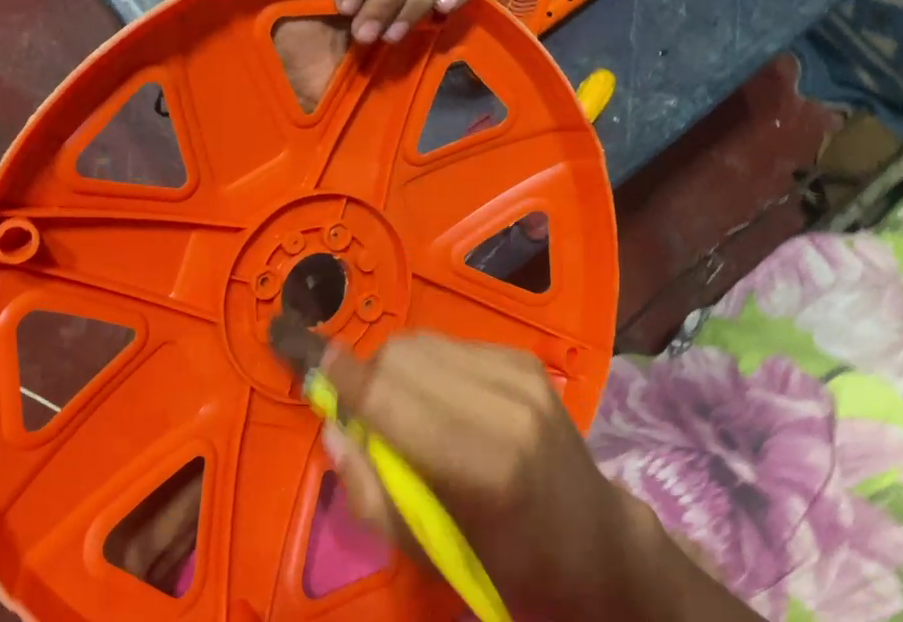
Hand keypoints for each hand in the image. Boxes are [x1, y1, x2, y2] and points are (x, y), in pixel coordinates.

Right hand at [321, 335, 758, 621]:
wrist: (595, 536)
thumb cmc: (512, 560)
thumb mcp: (436, 553)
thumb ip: (375, 496)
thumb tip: (332, 432)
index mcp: (484, 463)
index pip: (392, 399)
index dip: (343, 376)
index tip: (307, 360)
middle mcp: (505, 404)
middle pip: (401, 356)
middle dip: (368, 377)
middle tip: (365, 417)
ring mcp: (521, 374)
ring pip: (421, 341)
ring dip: (396, 368)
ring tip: (404, 410)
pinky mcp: (525, 359)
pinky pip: (449, 343)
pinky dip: (428, 365)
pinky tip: (441, 400)